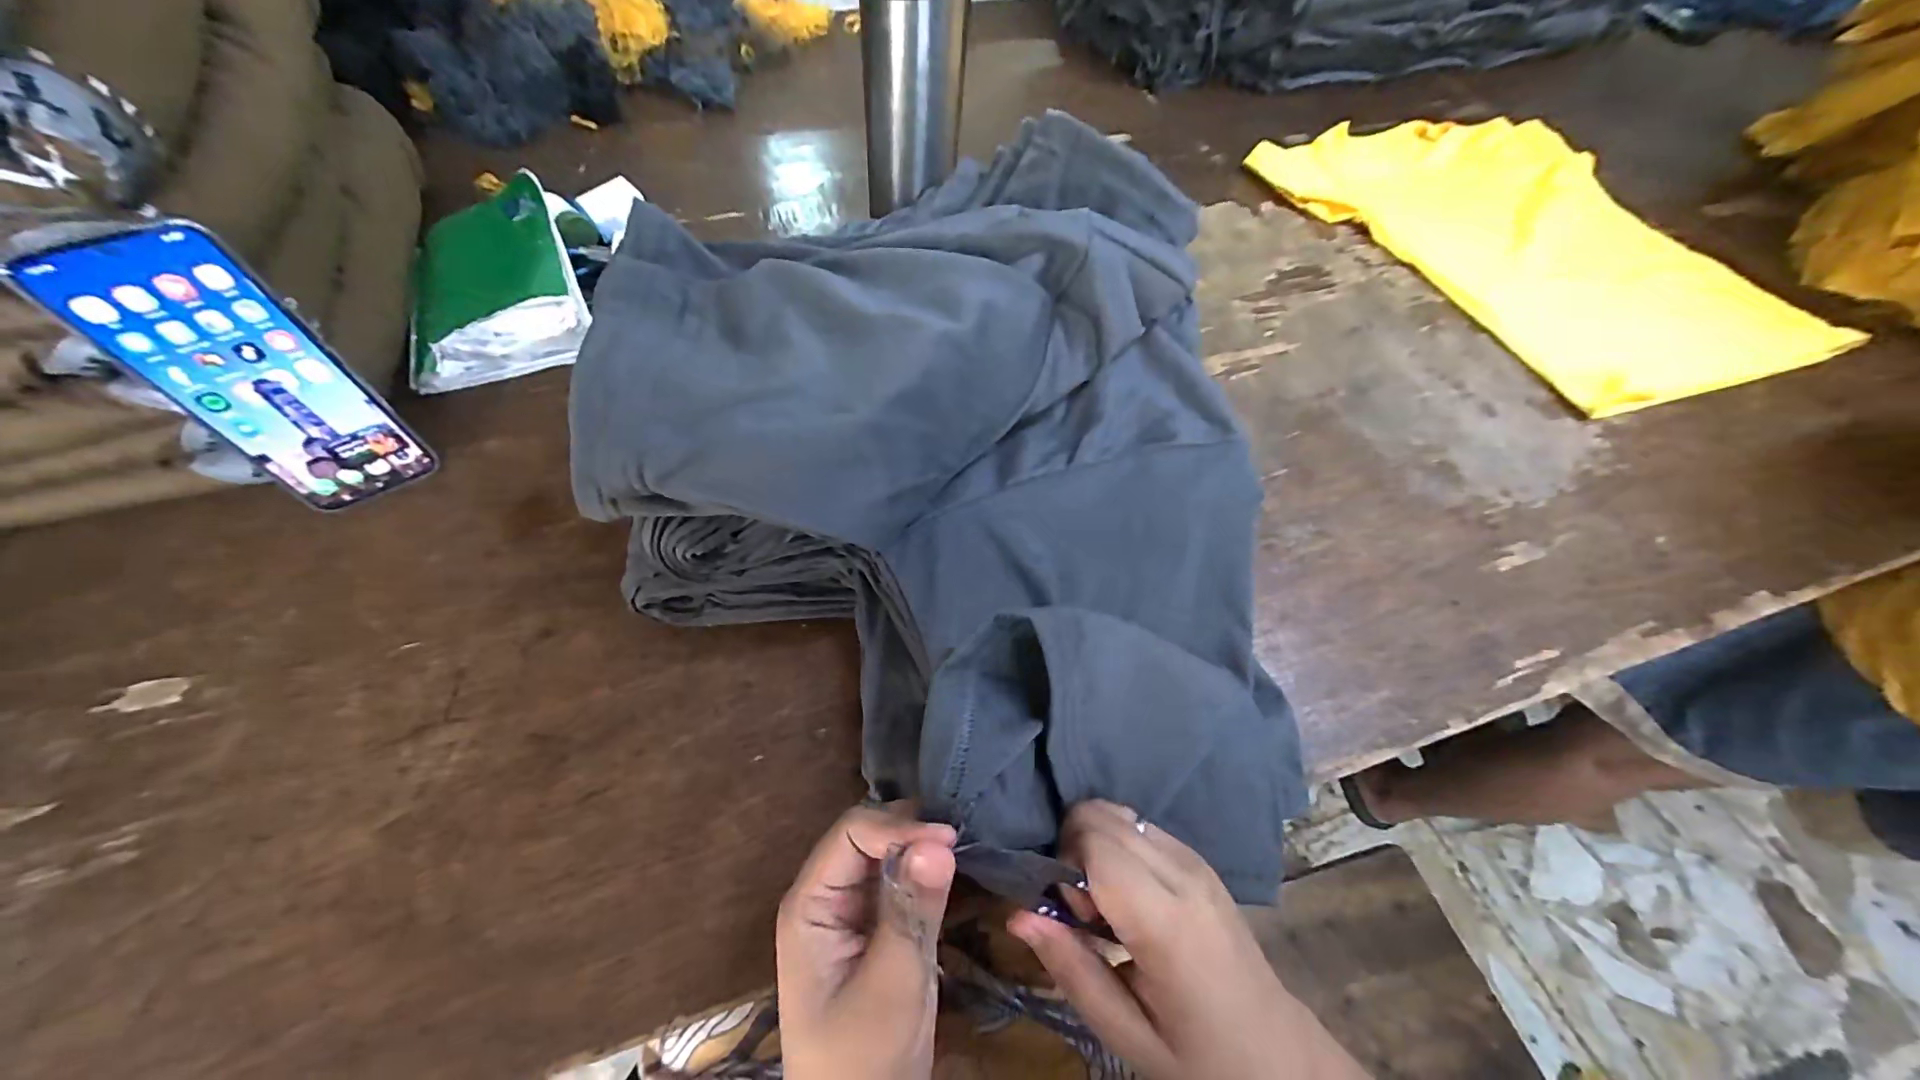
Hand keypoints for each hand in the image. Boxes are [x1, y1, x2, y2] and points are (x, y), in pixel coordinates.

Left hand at [776, 804, 956, 1079]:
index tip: (949, 840)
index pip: (851, 834)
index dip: (898, 827)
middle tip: (959, 840)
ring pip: (883, 853)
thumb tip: (939, 842)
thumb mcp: (893, 984)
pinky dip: (924, 870)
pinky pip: (897, 879)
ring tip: (961, 845)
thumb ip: (912, 911)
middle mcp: (825, 895)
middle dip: (910, 830)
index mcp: (810, 904)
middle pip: (865, 835)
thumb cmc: (865, 1057)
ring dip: (919, 846)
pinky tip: (950, 868)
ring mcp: (848, 910)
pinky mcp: (873, 925)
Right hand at [1007, 801, 1369, 1079]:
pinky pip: (1140, 826)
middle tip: (1083, 911)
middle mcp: (1182, 874)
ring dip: (1094, 844)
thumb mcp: (1126, 1033)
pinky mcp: (1200, 859)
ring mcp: (1196, 860)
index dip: (1063, 864)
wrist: (1278, 1053)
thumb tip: (1017, 913)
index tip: (1069, 913)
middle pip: (1102, 817)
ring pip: (1119, 813)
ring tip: (1105, 903)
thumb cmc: (1198, 1056)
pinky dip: (1117, 844)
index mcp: (1166, 922)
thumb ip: (1070, 968)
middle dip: (1073, 848)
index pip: (1094, 843)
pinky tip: (1127, 895)